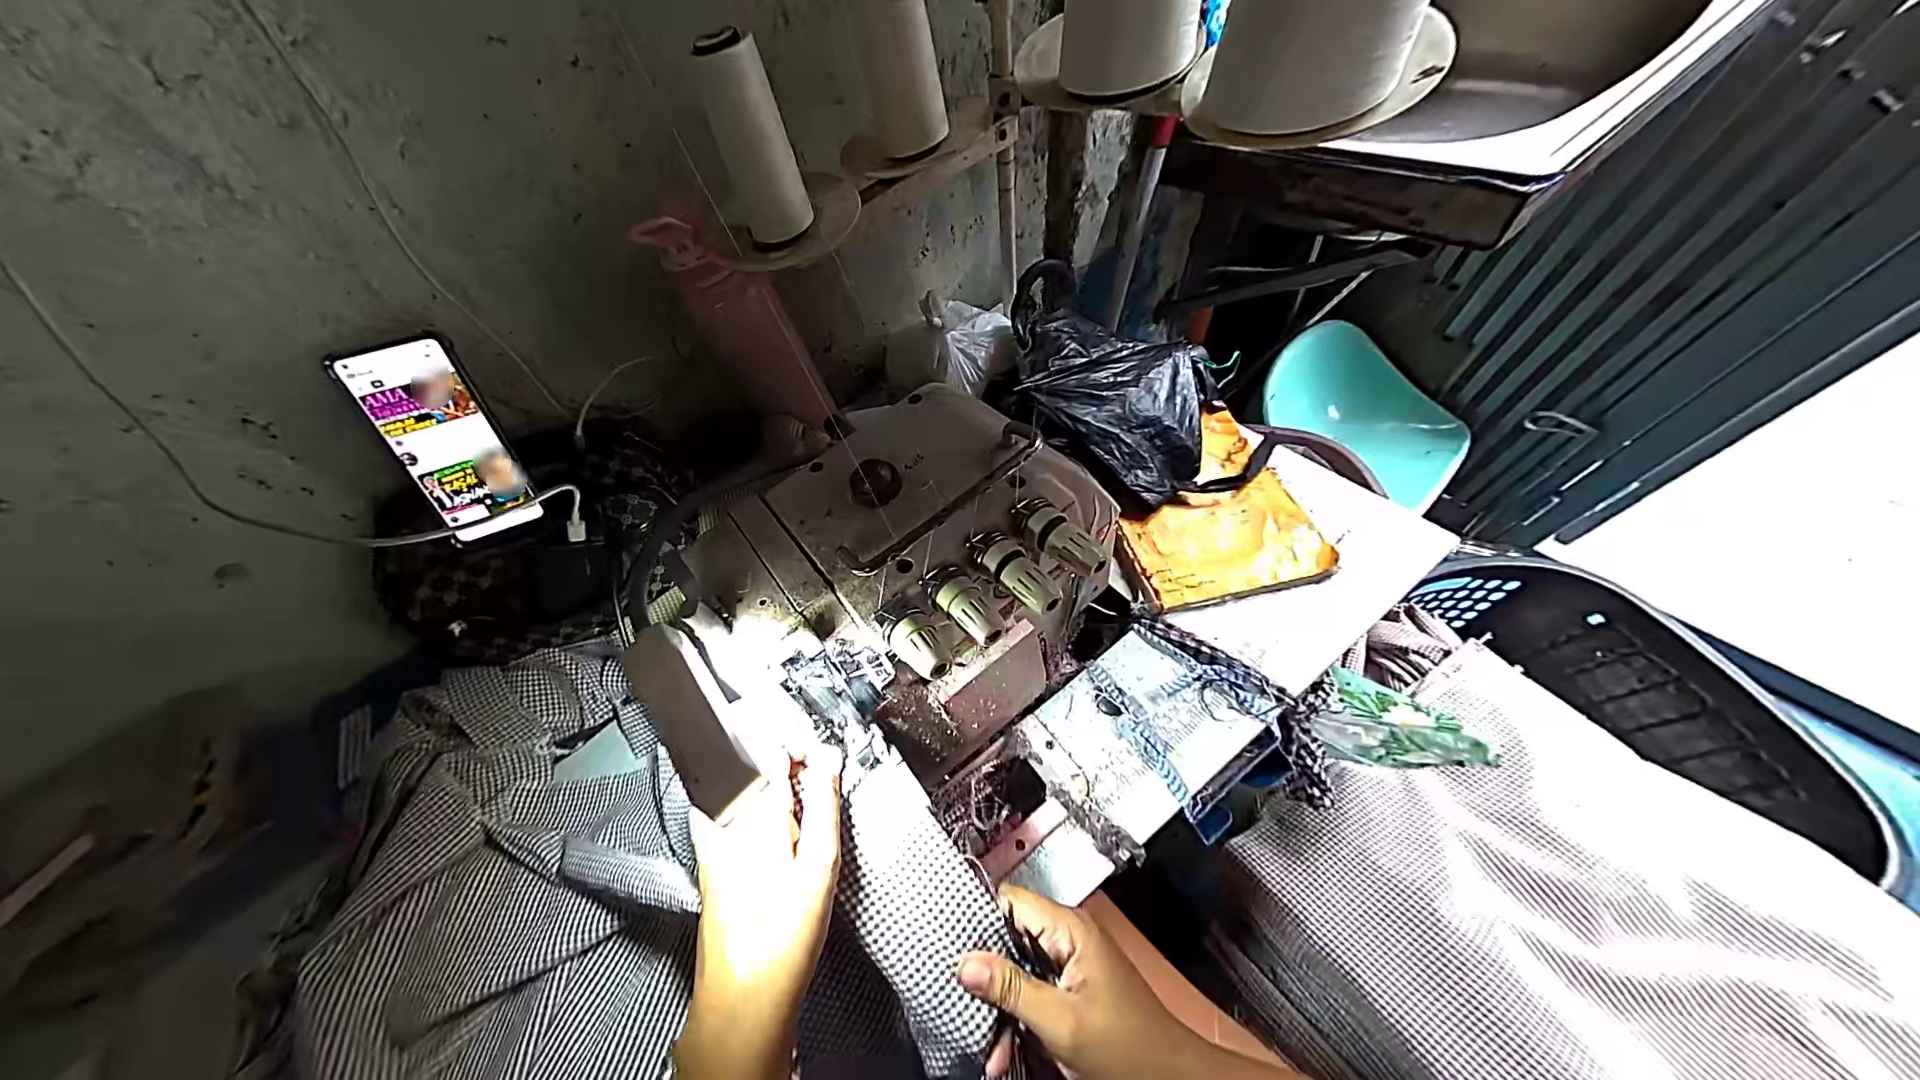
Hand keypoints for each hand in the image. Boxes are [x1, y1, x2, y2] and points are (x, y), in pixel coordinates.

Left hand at [674, 746, 842, 1079]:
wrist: (742, 998)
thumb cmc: (781, 939)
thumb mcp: (820, 864)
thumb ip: (823, 804)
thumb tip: (828, 762)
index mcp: (753, 813)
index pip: (775, 752)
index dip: (803, 745)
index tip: (822, 751)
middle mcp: (724, 821)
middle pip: (760, 769)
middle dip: (791, 767)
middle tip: (819, 780)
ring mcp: (712, 841)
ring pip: (748, 792)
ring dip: (776, 790)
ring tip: (802, 814)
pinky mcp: (710, 860)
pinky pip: (737, 817)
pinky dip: (760, 814)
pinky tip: (779, 839)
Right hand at [958, 884, 1303, 1079]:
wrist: (1170, 1078)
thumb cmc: (1129, 1049)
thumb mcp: (1061, 1022)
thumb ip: (1012, 989)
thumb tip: (966, 962)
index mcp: (1069, 928)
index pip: (1010, 900)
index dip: (980, 921)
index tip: (955, 949)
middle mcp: (1067, 935)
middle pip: (1008, 937)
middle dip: (989, 978)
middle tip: (971, 1009)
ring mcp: (1068, 959)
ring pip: (1016, 968)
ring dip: (1001, 1006)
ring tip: (994, 1046)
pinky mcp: (1069, 982)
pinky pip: (1030, 987)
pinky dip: (1017, 1016)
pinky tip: (1009, 1048)